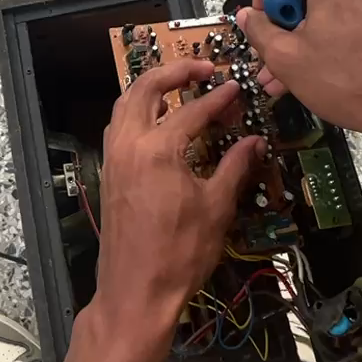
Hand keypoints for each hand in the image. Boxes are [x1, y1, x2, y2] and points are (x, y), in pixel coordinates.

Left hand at [93, 60, 264, 339]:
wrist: (135, 292)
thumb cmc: (179, 254)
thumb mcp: (216, 208)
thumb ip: (234, 167)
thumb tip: (253, 141)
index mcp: (156, 149)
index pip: (192, 110)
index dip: (217, 97)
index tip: (234, 88)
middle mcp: (128, 144)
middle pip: (144, 88)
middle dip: (173, 72)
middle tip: (201, 69)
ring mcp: (113, 157)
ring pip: (124, 103)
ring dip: (150, 87)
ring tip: (178, 86)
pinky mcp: (108, 172)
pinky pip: (118, 125)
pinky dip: (135, 110)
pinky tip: (156, 120)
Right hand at [237, 0, 361, 175]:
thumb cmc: (351, 83)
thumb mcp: (287, 59)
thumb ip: (259, 30)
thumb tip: (249, 16)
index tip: (262, 24)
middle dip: (286, 21)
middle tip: (274, 59)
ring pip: (331, 2)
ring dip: (308, 33)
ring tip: (293, 74)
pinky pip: (356, 12)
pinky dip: (337, 33)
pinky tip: (328, 67)